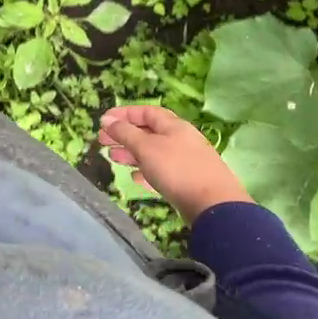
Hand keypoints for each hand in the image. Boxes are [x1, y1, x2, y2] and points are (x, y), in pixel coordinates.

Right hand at [99, 105, 252, 222]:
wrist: (215, 207)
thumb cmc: (177, 169)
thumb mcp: (145, 147)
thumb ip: (124, 132)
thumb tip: (107, 120)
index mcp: (174, 126)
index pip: (146, 112)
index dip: (123, 114)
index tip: (103, 121)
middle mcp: (181, 140)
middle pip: (148, 132)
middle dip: (124, 135)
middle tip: (103, 142)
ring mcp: (187, 161)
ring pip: (153, 152)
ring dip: (131, 153)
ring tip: (114, 159)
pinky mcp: (188, 181)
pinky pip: (162, 170)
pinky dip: (146, 171)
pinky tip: (135, 178)